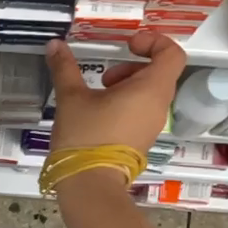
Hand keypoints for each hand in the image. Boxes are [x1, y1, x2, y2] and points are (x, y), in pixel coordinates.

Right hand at [45, 31, 189, 154]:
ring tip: (98, 98)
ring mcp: (152, 126)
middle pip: (159, 73)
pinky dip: (126, 106)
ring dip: (127, 87)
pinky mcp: (142, 141)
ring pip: (149, 94)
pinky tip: (99, 116)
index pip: (172, 54)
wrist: (90, 185)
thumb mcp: (71, 98)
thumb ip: (64, 68)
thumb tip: (55, 45)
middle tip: (106, 78)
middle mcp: (158, 106)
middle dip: (132, 67)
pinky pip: (142, 113)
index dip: (153, 42)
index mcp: (151, 89)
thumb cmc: (85, 138)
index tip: (128, 45)